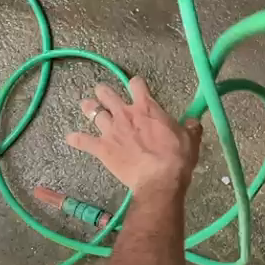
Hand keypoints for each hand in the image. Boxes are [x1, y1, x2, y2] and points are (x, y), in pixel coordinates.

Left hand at [66, 76, 200, 195]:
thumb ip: (190, 127)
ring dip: (89, 108)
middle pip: (107, 93)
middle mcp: (125, 114)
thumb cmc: (176, 158)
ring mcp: (110, 130)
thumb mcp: (190, 139)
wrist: (159, 180)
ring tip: (87, 107)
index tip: (137, 88)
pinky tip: (70, 138)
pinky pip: (82, 141)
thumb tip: (194, 122)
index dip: (136, 84)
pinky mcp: (101, 148)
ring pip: (92, 111)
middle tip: (104, 95)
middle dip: (104, 92)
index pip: (136, 84)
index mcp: (146, 108)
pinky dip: (76, 139)